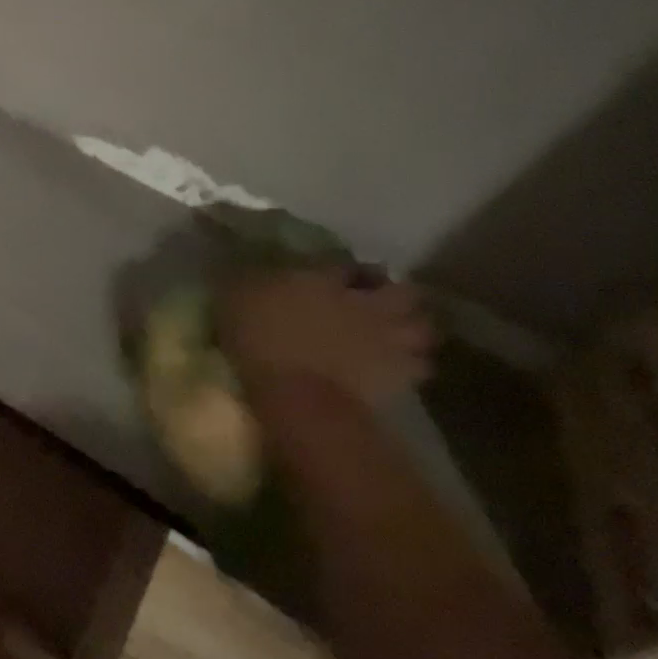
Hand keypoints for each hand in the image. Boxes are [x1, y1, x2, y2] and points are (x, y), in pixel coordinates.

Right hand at [218, 268, 434, 404]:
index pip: (344, 263)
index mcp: (326, 277)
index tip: (332, 276)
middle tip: (375, 301)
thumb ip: (252, 277)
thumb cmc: (261, 339)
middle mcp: (367, 301)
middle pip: (402, 290)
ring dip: (411, 326)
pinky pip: (419, 363)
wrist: (297, 395)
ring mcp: (390, 338)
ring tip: (394, 333)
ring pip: (422, 325)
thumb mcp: (235, 296)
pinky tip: (395, 364)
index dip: (341, 269)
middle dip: (392, 292)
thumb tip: (254, 264)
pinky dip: (411, 361)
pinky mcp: (401, 374)